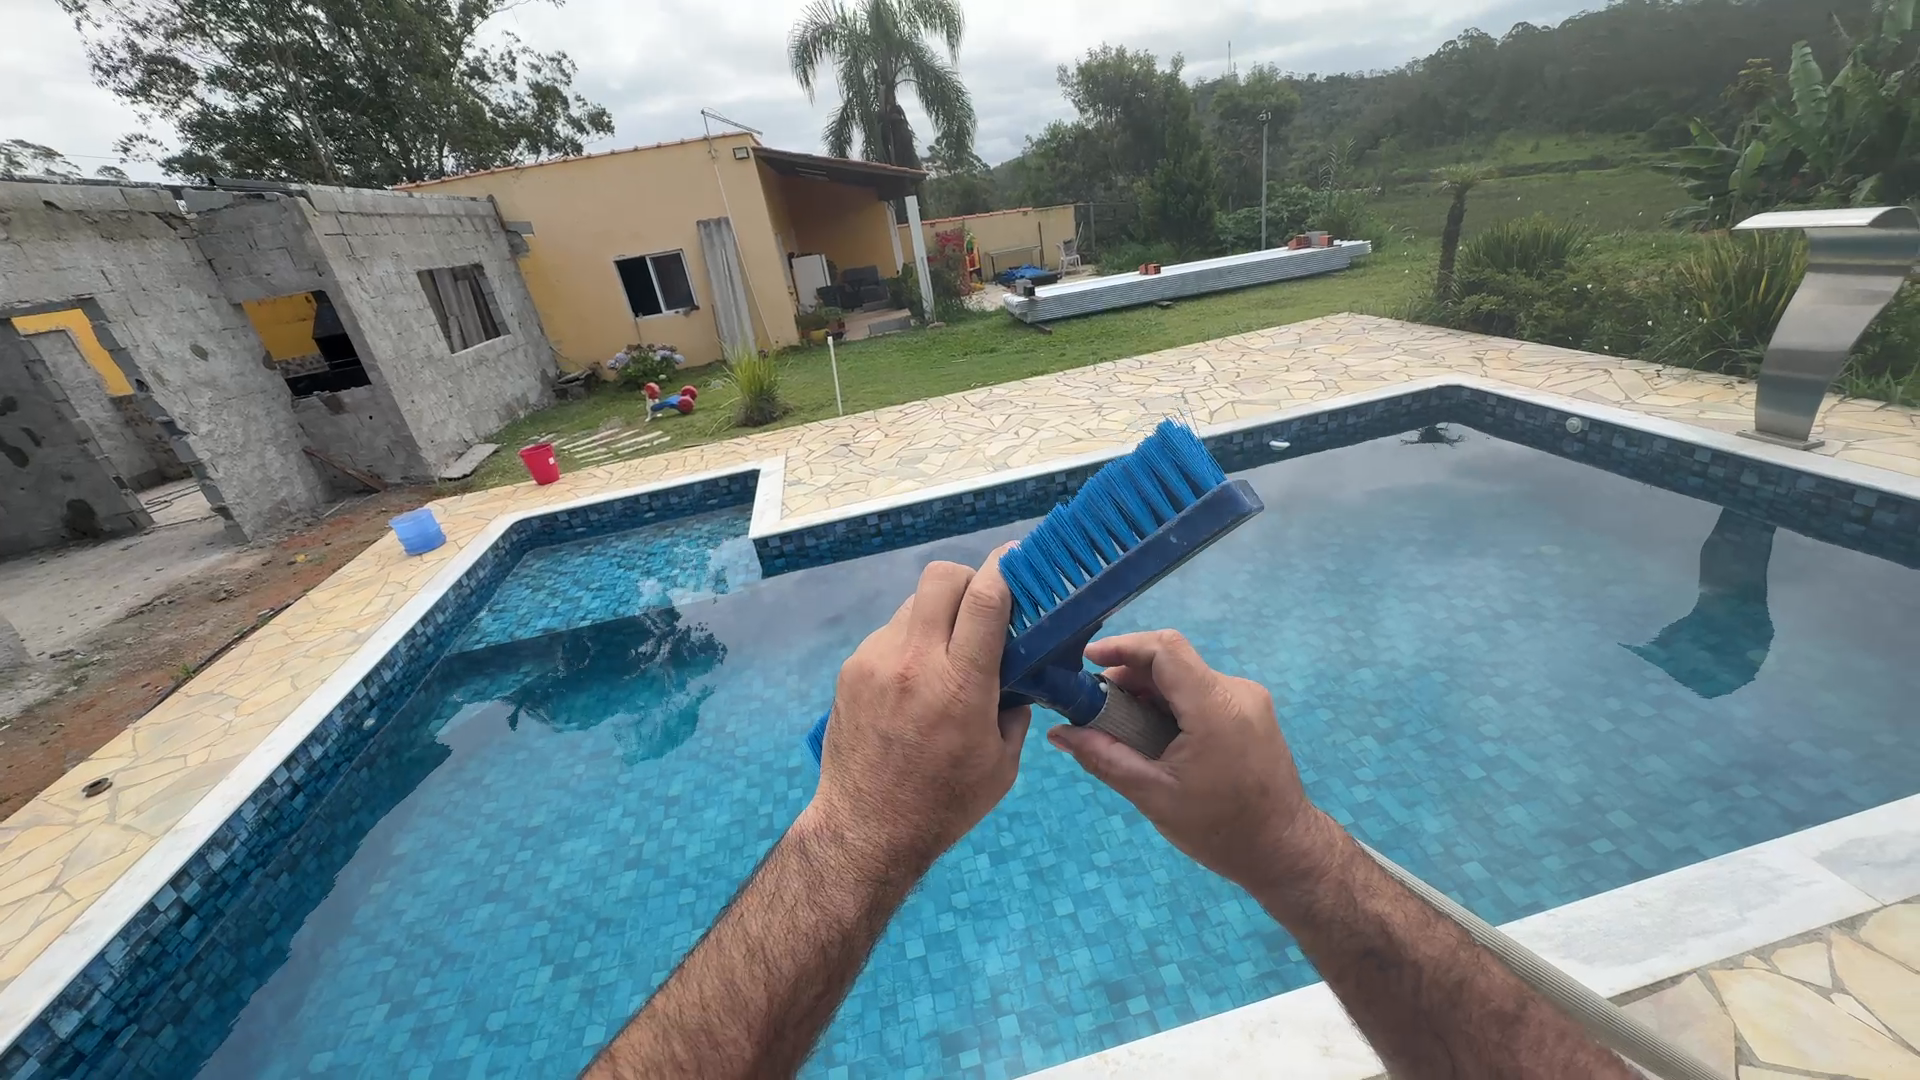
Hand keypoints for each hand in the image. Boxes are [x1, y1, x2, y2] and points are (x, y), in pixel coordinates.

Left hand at [807, 547, 1031, 875]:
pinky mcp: (851, 669)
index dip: (1006, 566)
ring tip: (946, 653)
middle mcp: (915, 659)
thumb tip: (1015, 673)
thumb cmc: (945, 803)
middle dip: (968, 579)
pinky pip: (891, 634)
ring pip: (914, 603)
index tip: (1018, 556)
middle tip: (982, 608)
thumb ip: (1014, 707)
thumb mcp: (1002, 763)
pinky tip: (913, 681)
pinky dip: (911, 642)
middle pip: (941, 577)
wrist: (865, 828)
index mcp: (961, 683)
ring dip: (938, 614)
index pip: (985, 598)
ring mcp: (875, 659)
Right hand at [1047, 630, 1339, 893]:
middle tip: (1096, 705)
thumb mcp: (1153, 796)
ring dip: (1147, 689)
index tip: (1087, 660)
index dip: (1123, 646)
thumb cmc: (1220, 829)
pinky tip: (1151, 732)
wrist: (1286, 853)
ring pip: (1184, 675)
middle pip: (1171, 660)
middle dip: (1128, 673)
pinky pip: (1199, 690)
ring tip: (1120, 724)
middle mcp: (1235, 691)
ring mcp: (1247, 699)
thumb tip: (1058, 734)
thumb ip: (1103, 757)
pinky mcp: (1249, 710)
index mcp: (1215, 707)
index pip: (1165, 649)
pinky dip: (1168, 701)